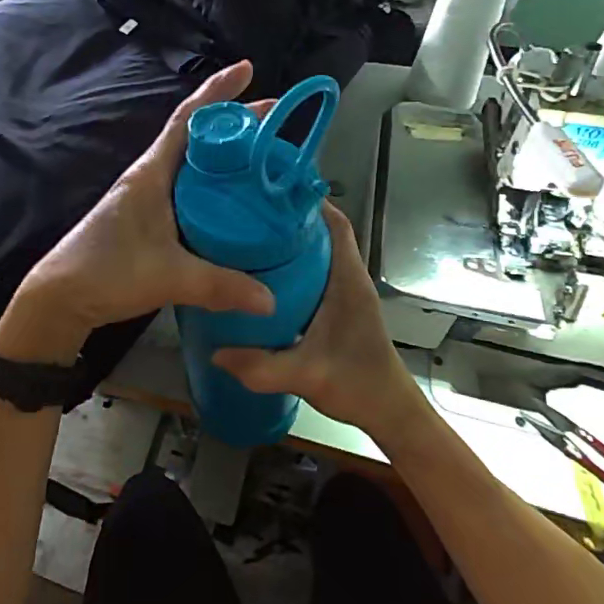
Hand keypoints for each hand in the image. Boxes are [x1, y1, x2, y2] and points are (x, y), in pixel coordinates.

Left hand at [0, 62, 275, 362]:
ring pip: (196, 161)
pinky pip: (192, 186)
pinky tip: (237, 196)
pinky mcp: (151, 217)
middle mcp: (152, 175)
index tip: (247, 69)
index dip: (217, 91)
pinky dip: (217, 180)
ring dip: (227, 150)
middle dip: (236, 121)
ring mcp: (150, 195)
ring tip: (265, 152)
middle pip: (198, 134)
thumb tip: (271, 300)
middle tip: (276, 119)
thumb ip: (220, 286)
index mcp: (152, 172)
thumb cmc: (107, 273)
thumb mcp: (168, 277)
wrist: (60, 298)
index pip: (188, 118)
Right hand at [213, 204, 426, 439]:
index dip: (310, 204)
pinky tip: (265, 278)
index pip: (336, 225)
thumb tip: (215, 354)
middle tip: (251, 215)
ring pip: (320, 252)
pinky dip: (296, 266)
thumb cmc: (358, 384)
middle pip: (324, 232)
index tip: (275, 193)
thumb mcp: (306, 376)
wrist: (388, 410)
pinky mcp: (341, 306)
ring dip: (292, 243)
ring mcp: (348, 291)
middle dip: (291, 219)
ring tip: (251, 239)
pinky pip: (317, 272)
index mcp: (349, 279)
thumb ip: (261, 367)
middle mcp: (350, 277)